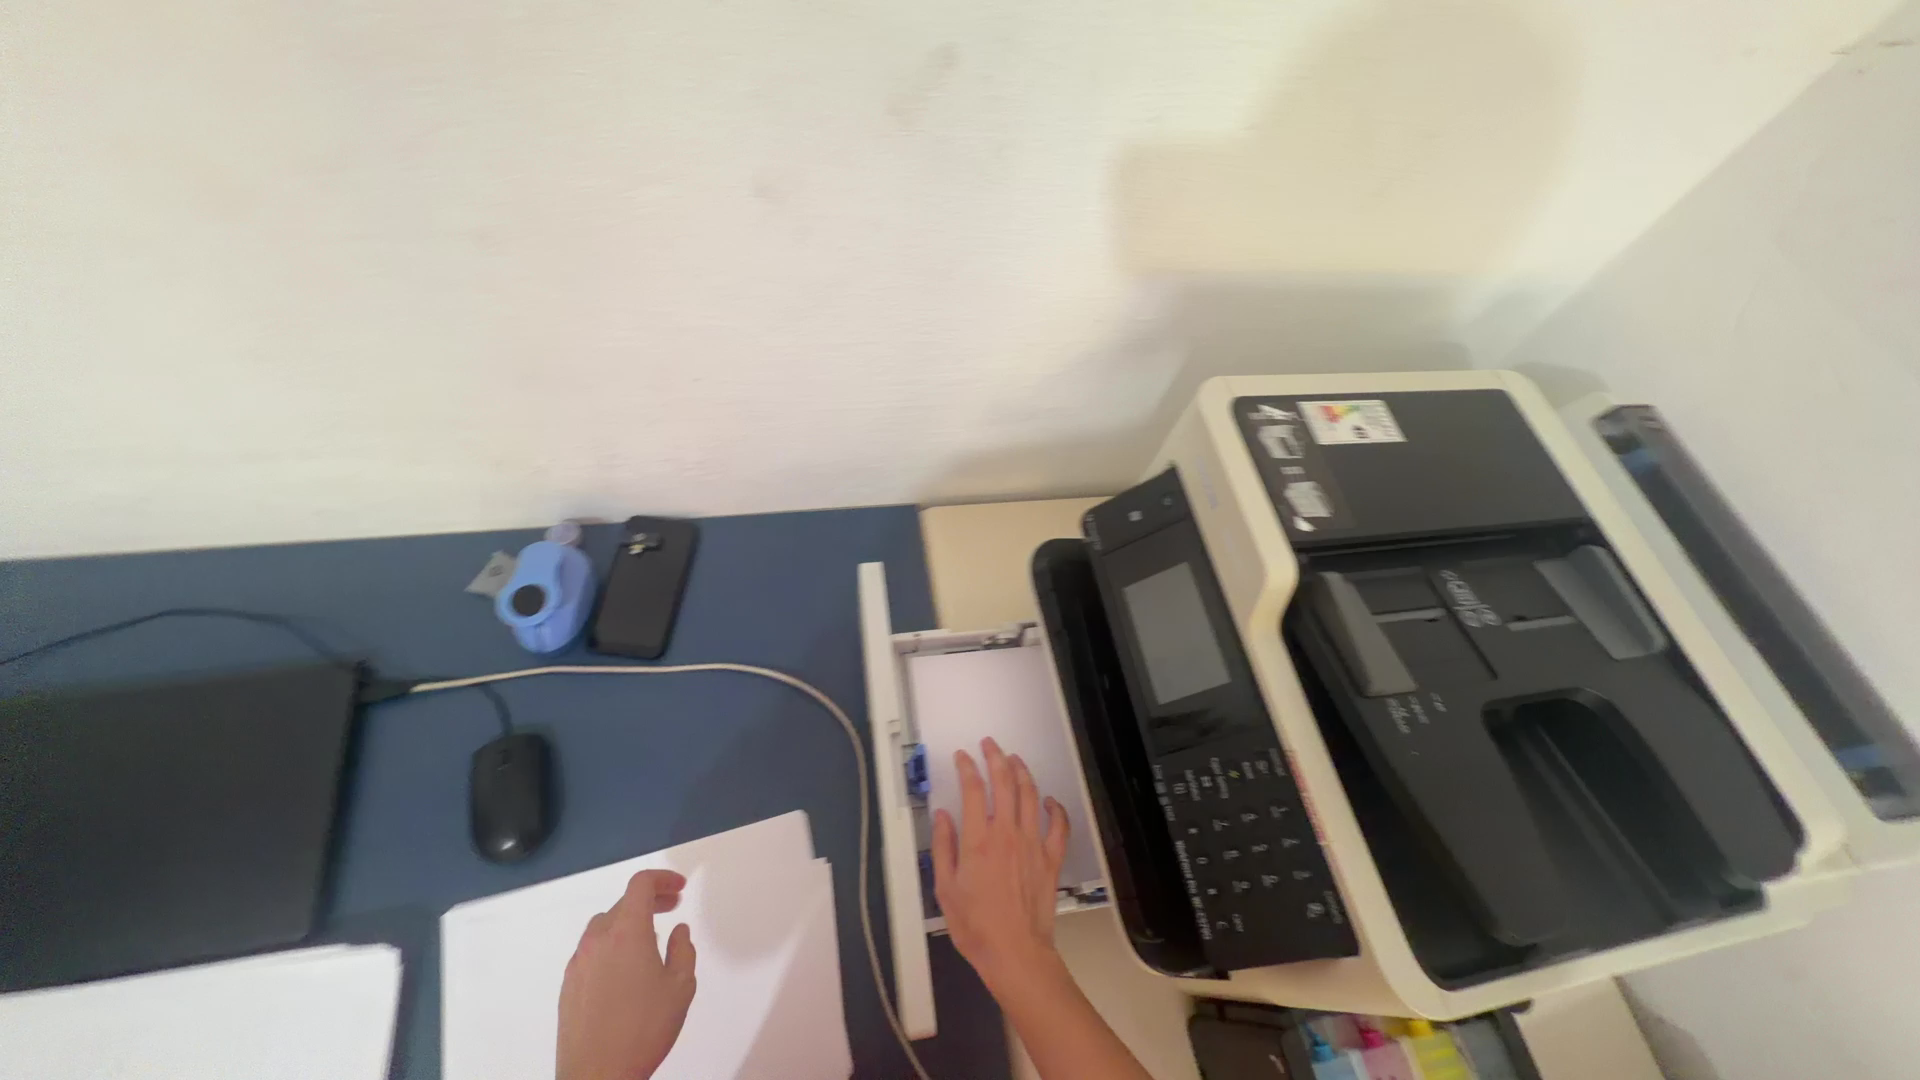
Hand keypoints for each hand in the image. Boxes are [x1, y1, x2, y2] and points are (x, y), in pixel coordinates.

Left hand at [556, 869, 697, 1079]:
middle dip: (650, 900)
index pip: (640, 885)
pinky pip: (592, 952)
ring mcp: (578, 964)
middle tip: (674, 908)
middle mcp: (597, 941)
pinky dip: (611, 946)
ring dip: (628, 922)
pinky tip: (625, 971)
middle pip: (622, 904)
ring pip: (603, 926)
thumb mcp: (680, 987)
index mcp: (626, 933)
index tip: (681, 888)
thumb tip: (677, 930)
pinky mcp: (568, 987)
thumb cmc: (644, 1029)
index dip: (663, 879)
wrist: (596, 1079)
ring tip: (650, 940)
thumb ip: (682, 950)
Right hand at [932, 737, 1070, 994]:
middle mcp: (1008, 833)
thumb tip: (942, 815)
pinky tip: (1048, 800)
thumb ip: (943, 846)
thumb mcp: (945, 888)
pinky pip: (1058, 825)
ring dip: (1022, 772)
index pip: (973, 789)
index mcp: (979, 839)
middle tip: (990, 745)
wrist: (1015, 953)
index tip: (962, 756)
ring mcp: (1033, 843)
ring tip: (1014, 760)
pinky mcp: (1051, 858)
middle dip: (996, 757)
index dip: (967, 767)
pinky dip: (1055, 807)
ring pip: (1031, 795)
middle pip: (1005, 782)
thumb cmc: (975, 925)